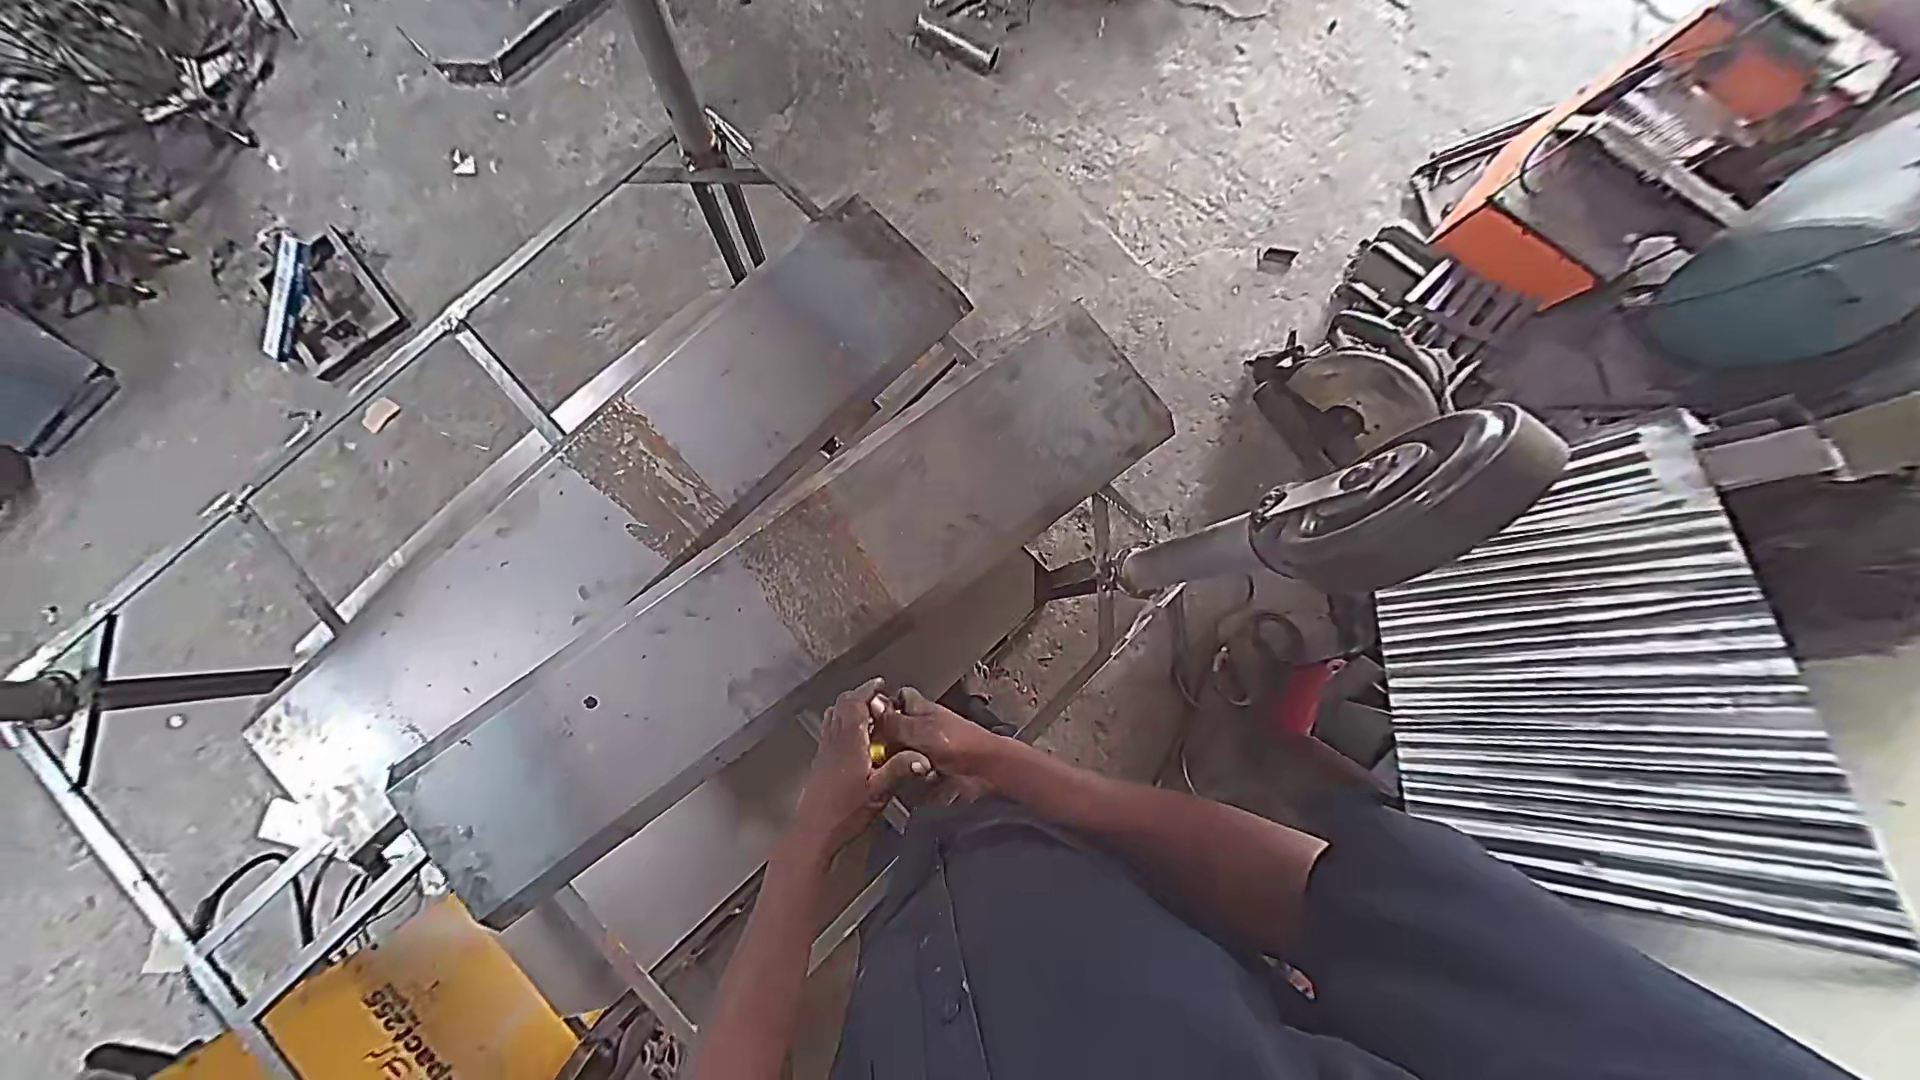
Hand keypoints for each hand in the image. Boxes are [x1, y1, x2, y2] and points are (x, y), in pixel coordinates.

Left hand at [790, 678, 929, 857]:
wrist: (813, 833)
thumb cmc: (842, 814)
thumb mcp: (878, 792)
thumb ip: (900, 770)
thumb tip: (921, 756)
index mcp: (848, 742)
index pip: (855, 703)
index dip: (867, 690)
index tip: (879, 685)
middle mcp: (833, 741)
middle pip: (842, 705)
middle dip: (860, 696)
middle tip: (876, 697)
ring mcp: (824, 750)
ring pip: (833, 715)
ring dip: (849, 708)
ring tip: (867, 714)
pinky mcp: (820, 762)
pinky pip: (829, 730)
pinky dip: (842, 723)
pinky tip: (854, 739)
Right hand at [872, 687, 1008, 787]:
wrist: (987, 770)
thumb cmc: (963, 743)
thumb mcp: (920, 731)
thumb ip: (895, 721)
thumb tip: (871, 706)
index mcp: (921, 709)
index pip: (899, 697)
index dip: (884, 705)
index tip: (869, 719)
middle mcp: (924, 725)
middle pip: (896, 728)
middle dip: (888, 741)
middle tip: (880, 752)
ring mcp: (929, 746)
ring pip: (903, 751)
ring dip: (900, 760)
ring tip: (900, 765)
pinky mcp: (934, 766)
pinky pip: (914, 769)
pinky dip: (913, 773)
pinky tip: (915, 776)